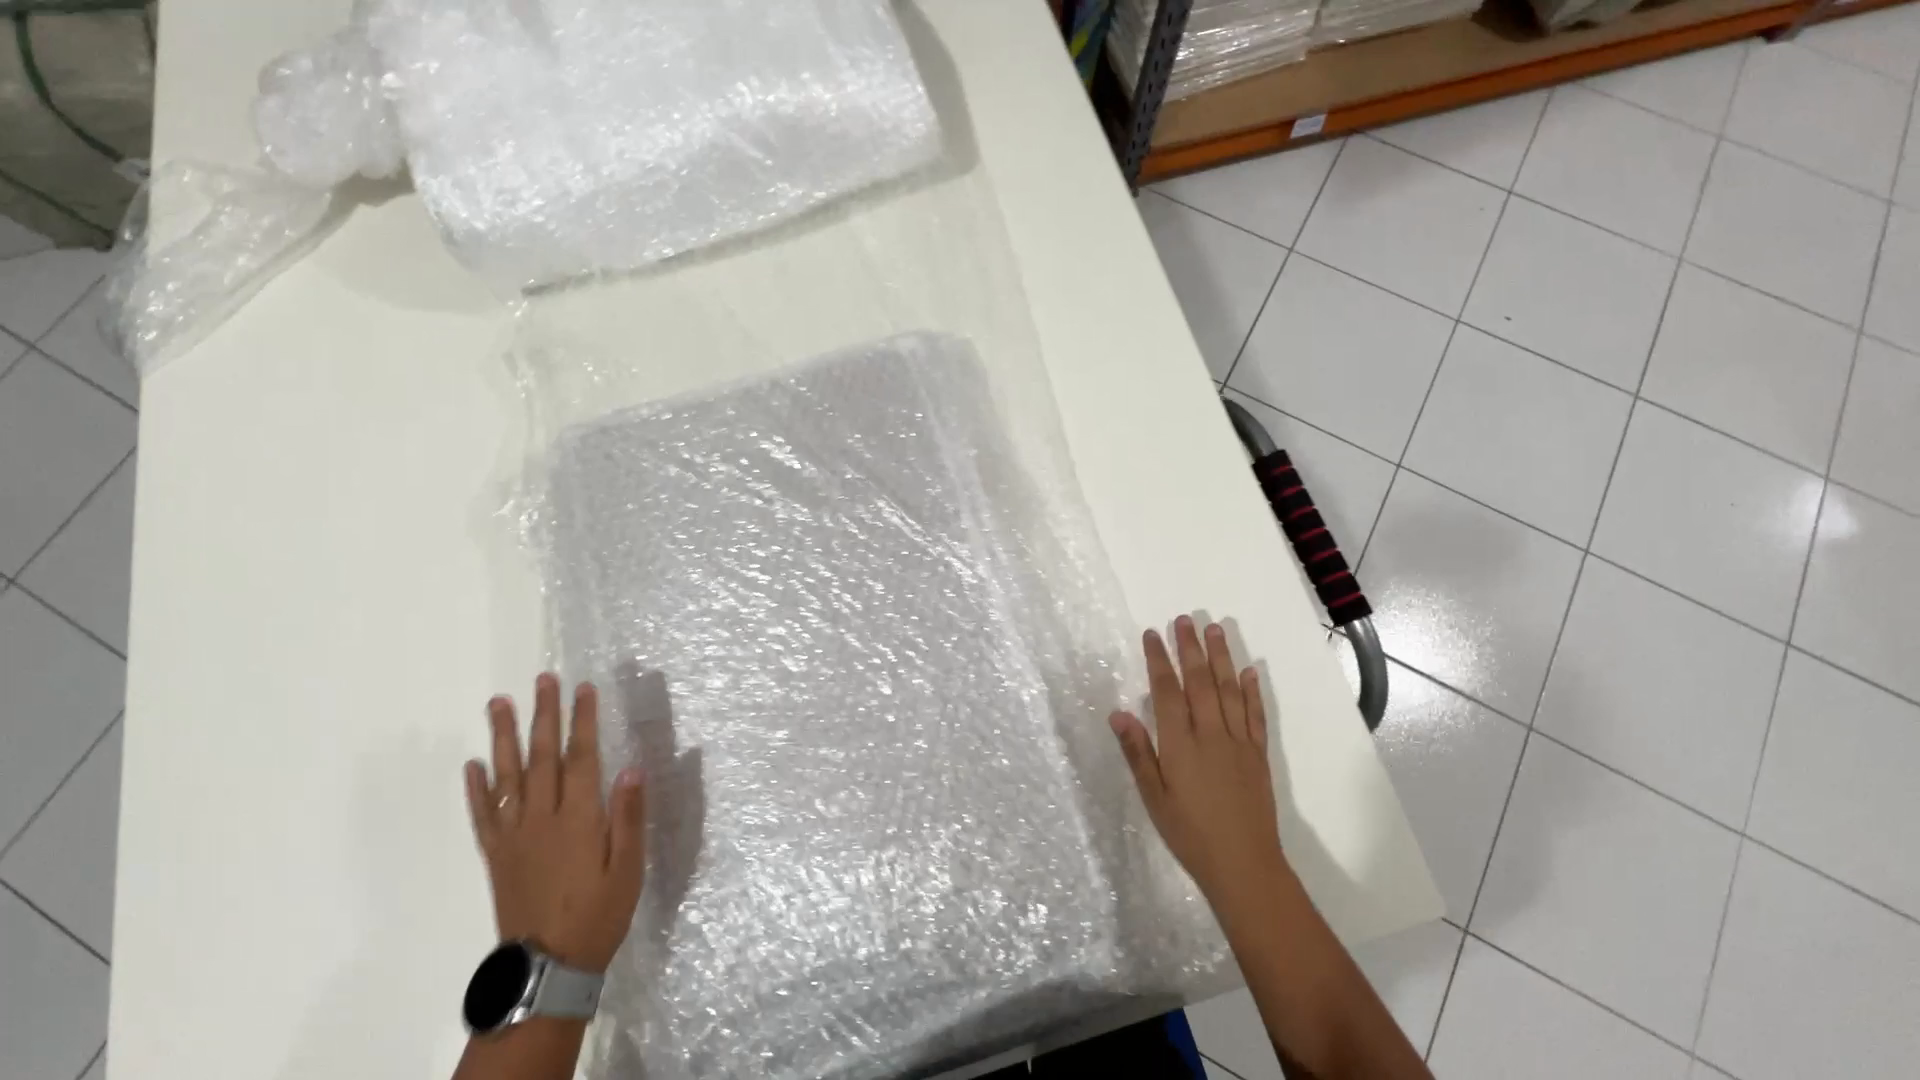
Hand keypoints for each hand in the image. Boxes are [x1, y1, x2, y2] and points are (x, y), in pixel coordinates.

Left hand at [464, 674, 645, 973]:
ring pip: (507, 776)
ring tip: (499, 703)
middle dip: (544, 714)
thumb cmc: (599, 914)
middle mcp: (542, 818)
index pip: (581, 757)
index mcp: (579, 819)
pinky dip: (476, 788)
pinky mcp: (497, 854)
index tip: (584, 688)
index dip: (583, 721)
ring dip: (504, 737)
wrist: (548, 966)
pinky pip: (482, 816)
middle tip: (542, 679)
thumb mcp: (628, 869)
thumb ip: (628, 818)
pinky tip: (473, 764)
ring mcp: (514, 835)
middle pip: (542, 757)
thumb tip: (630, 767)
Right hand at [1109, 616, 1286, 915]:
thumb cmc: (1189, 834)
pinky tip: (1249, 671)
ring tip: (1215, 629)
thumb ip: (1138, 753)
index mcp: (1180, 745)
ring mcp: (1238, 742)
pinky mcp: (1258, 755)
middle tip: (1184, 619)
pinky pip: (1254, 715)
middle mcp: (1210, 735)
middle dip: (1190, 648)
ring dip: (1221, 658)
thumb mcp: (1153, 798)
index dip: (1159, 661)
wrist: (1244, 864)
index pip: (1167, 692)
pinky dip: (1251, 691)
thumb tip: (1119, 713)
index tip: (1152, 634)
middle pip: (1199, 682)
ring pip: (1228, 690)